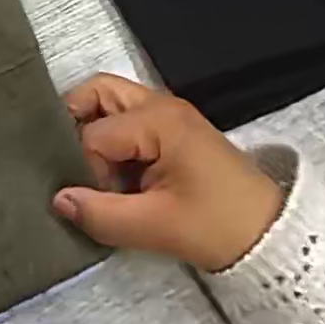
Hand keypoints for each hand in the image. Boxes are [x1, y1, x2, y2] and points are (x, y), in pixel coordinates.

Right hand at [52, 74, 283, 272]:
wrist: (266, 232)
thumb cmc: (216, 225)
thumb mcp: (155, 226)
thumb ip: (101, 214)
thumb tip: (58, 199)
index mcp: (159, 120)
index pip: (96, 133)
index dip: (87, 168)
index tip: (100, 200)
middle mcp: (160, 105)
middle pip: (100, 91)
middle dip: (75, 121)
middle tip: (68, 166)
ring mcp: (167, 113)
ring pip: (112, 102)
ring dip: (93, 130)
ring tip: (91, 174)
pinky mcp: (171, 129)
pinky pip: (128, 119)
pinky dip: (111, 139)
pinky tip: (112, 175)